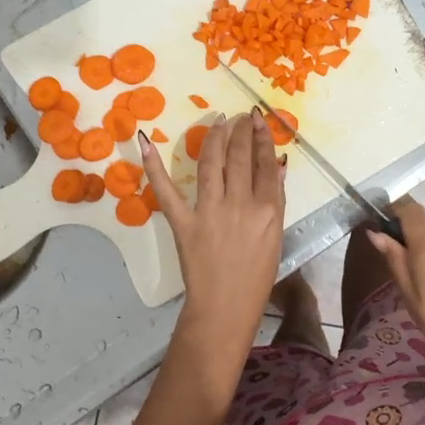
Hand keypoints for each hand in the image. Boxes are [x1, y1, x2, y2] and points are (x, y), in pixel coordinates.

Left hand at [141, 112, 284, 352]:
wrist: (226, 308)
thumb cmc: (256, 277)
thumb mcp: (276, 236)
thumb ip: (274, 200)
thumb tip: (276, 168)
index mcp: (268, 209)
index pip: (265, 162)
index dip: (261, 136)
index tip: (258, 118)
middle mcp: (240, 204)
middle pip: (239, 157)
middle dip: (239, 130)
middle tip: (239, 116)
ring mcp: (210, 212)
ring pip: (211, 163)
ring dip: (214, 137)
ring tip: (218, 121)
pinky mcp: (183, 223)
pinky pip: (166, 190)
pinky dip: (154, 166)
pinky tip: (148, 142)